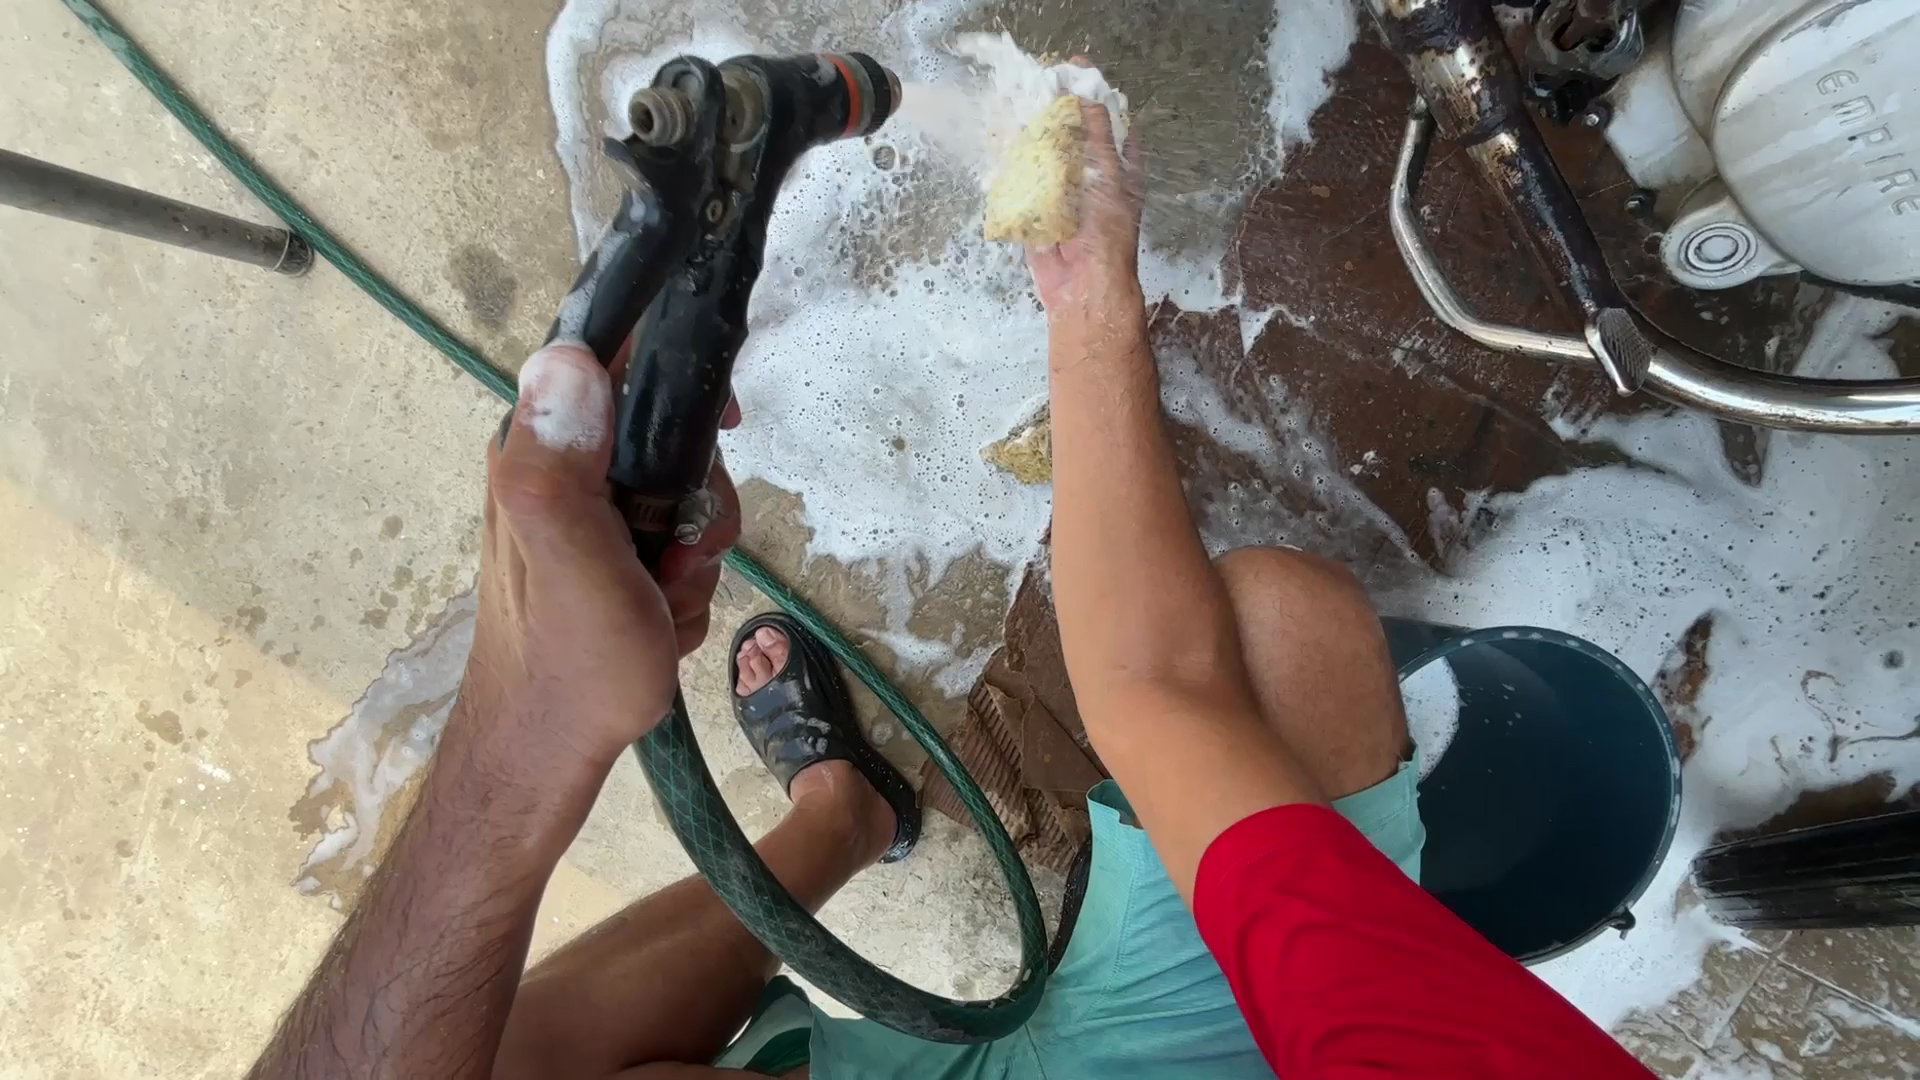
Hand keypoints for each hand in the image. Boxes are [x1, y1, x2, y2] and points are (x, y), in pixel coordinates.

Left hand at [454, 342, 740, 767]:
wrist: (557, 748)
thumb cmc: (569, 657)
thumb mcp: (567, 551)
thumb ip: (562, 457)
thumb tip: (571, 356)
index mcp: (546, 452)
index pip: (617, 367)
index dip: (679, 381)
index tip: (724, 428)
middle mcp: (570, 476)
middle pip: (675, 441)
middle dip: (700, 500)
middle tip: (682, 556)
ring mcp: (600, 522)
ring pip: (690, 500)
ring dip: (698, 552)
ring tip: (668, 598)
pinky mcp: (622, 560)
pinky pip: (685, 545)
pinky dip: (689, 582)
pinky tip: (664, 615)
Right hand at [1026, 88, 1145, 332]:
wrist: (1084, 285)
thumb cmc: (1107, 233)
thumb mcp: (1108, 175)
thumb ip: (1096, 135)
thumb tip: (1087, 94)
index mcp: (1118, 169)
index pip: (1108, 123)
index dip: (1093, 99)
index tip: (1073, 75)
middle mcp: (1090, 180)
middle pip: (1072, 139)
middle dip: (1055, 119)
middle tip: (1038, 92)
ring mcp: (1062, 198)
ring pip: (1045, 161)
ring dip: (1032, 144)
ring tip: (1018, 115)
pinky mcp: (1038, 215)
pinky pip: (1025, 190)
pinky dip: (1015, 174)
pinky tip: (1005, 151)